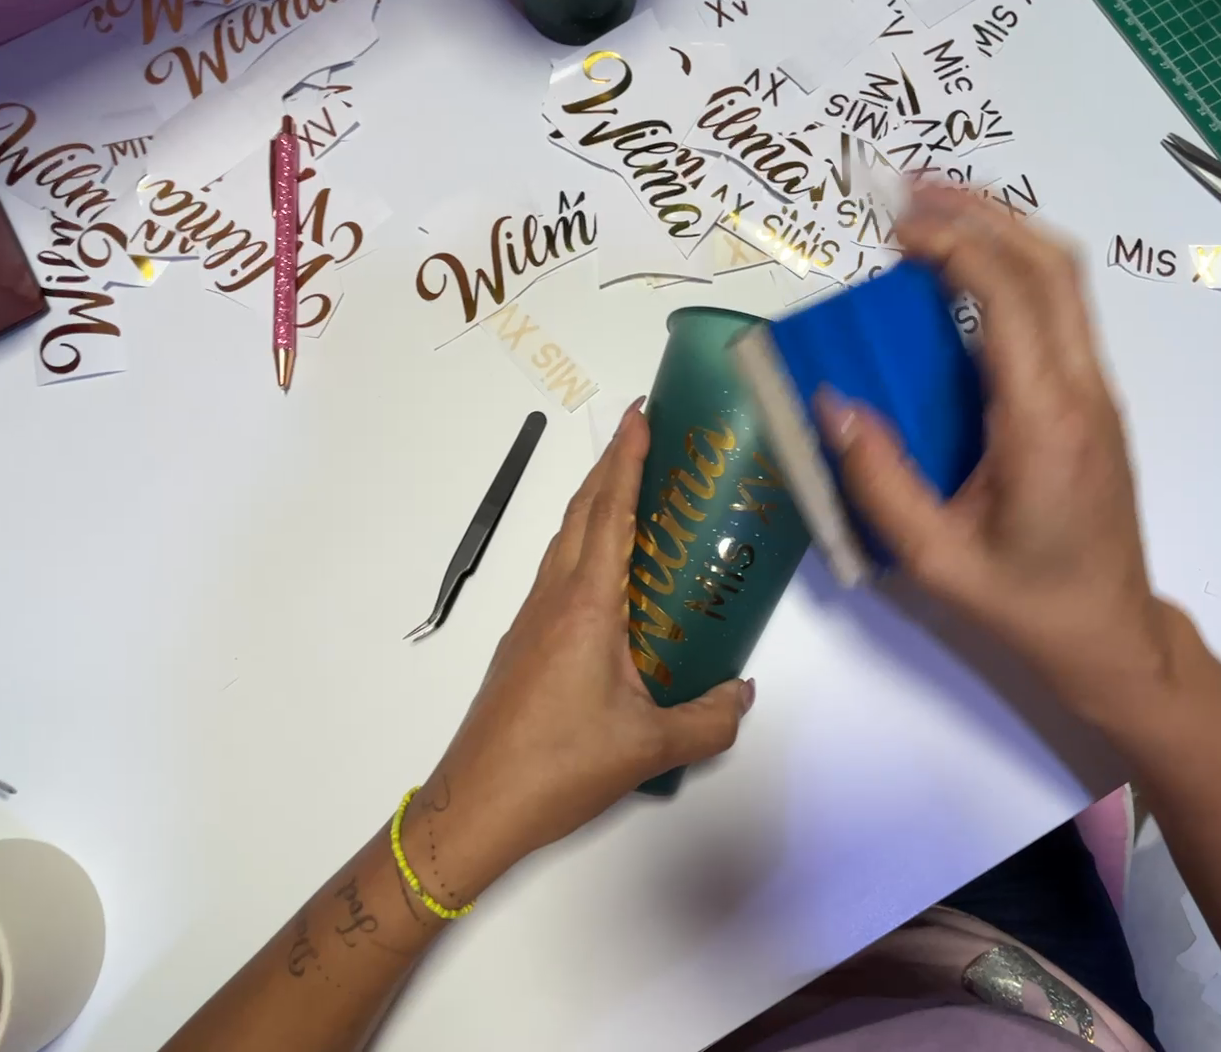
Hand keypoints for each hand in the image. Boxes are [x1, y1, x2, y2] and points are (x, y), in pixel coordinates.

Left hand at [419, 399, 755, 892]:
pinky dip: (581, 544)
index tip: (638, 416)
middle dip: (609, 466)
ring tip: (626, 487)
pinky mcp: (522, 642)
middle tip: (641, 435)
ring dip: (592, 502)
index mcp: (587, 606)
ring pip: (564, 540)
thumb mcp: (649, 747)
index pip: (610, 513)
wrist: (477, 804)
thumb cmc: (560, 766)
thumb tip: (743, 691)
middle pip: (581, 513)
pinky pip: (556, 572)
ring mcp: (530, 619)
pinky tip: (601, 568)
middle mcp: (554, 598)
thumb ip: (710, 718)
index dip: (626, 460)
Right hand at [819, 186, 1176, 719]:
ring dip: (1002, 234)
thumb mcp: (934, 558)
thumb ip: (880, 481)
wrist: (1110, 634)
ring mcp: (1096, 392)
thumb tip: (832, 403)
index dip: (956, 245)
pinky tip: (961, 282)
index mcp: (1044, 421)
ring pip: (1063, 282)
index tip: (896, 226)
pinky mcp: (1090, 402)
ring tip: (932, 217)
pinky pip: (1057, 315)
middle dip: (982, 212)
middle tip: (911, 191)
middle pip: (1051, 265)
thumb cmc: (1022, 602)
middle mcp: (1083, 390)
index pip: (1010, 298)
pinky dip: (1010, 275)